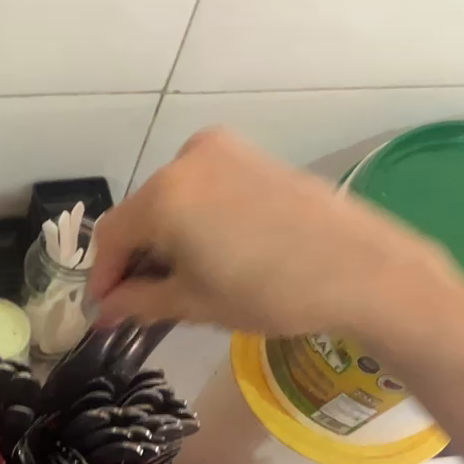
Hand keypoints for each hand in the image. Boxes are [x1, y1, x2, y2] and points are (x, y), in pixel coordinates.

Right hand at [89, 127, 463, 341]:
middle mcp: (186, 160)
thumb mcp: (192, 303)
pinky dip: (191, 221)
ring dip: (162, 240)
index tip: (104, 312)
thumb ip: (137, 302)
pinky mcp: (253, 156)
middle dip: (133, 258)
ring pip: (169, 201)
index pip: (111, 237)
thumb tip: (104, 311)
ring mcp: (224, 151)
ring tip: (175, 283)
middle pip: (138, 215)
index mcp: (163, 195)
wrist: (361, 269)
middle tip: (137, 302)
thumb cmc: (268, 292)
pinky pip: (200, 189)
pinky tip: (206, 255)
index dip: (103, 278)